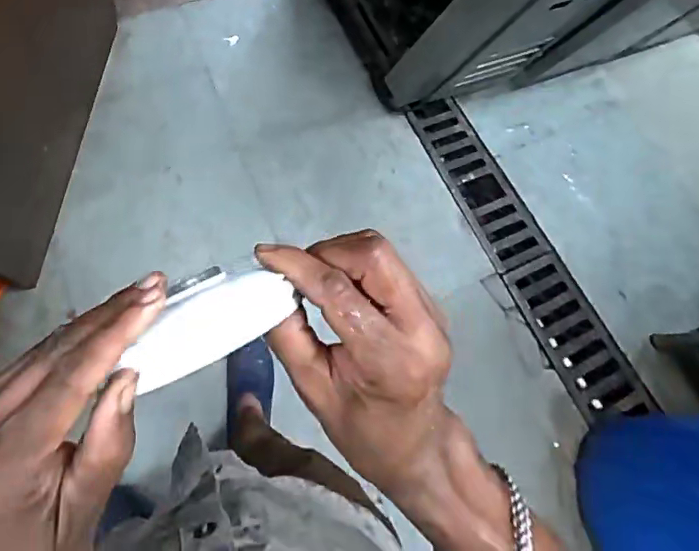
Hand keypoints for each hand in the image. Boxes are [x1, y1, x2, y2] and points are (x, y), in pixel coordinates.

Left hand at [0, 273, 165, 550]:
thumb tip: (128, 374)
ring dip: (95, 318)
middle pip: (56, 354)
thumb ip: (106, 447)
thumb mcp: (80, 516)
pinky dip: (71, 337)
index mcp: (4, 459)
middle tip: (153, 284)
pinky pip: (31, 361)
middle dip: (111, 314)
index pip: (68, 379)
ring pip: (44, 349)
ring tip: (137, 294)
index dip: (114, 334)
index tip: (152, 300)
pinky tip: (101, 320)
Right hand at [257, 233, 560, 550]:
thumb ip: (288, 337)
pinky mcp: (429, 301)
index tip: (266, 255)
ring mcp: (431, 310)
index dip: (298, 266)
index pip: (339, 291)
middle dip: (326, 252)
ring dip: (339, 253)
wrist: (419, 447)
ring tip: (317, 279)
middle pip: (372, 255)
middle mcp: (420, 327)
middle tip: (299, 274)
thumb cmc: (363, 430)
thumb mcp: (314, 391)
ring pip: (379, 251)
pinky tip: (339, 284)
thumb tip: (267, 287)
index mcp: (390, 359)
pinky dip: (354, 261)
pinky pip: (387, 261)